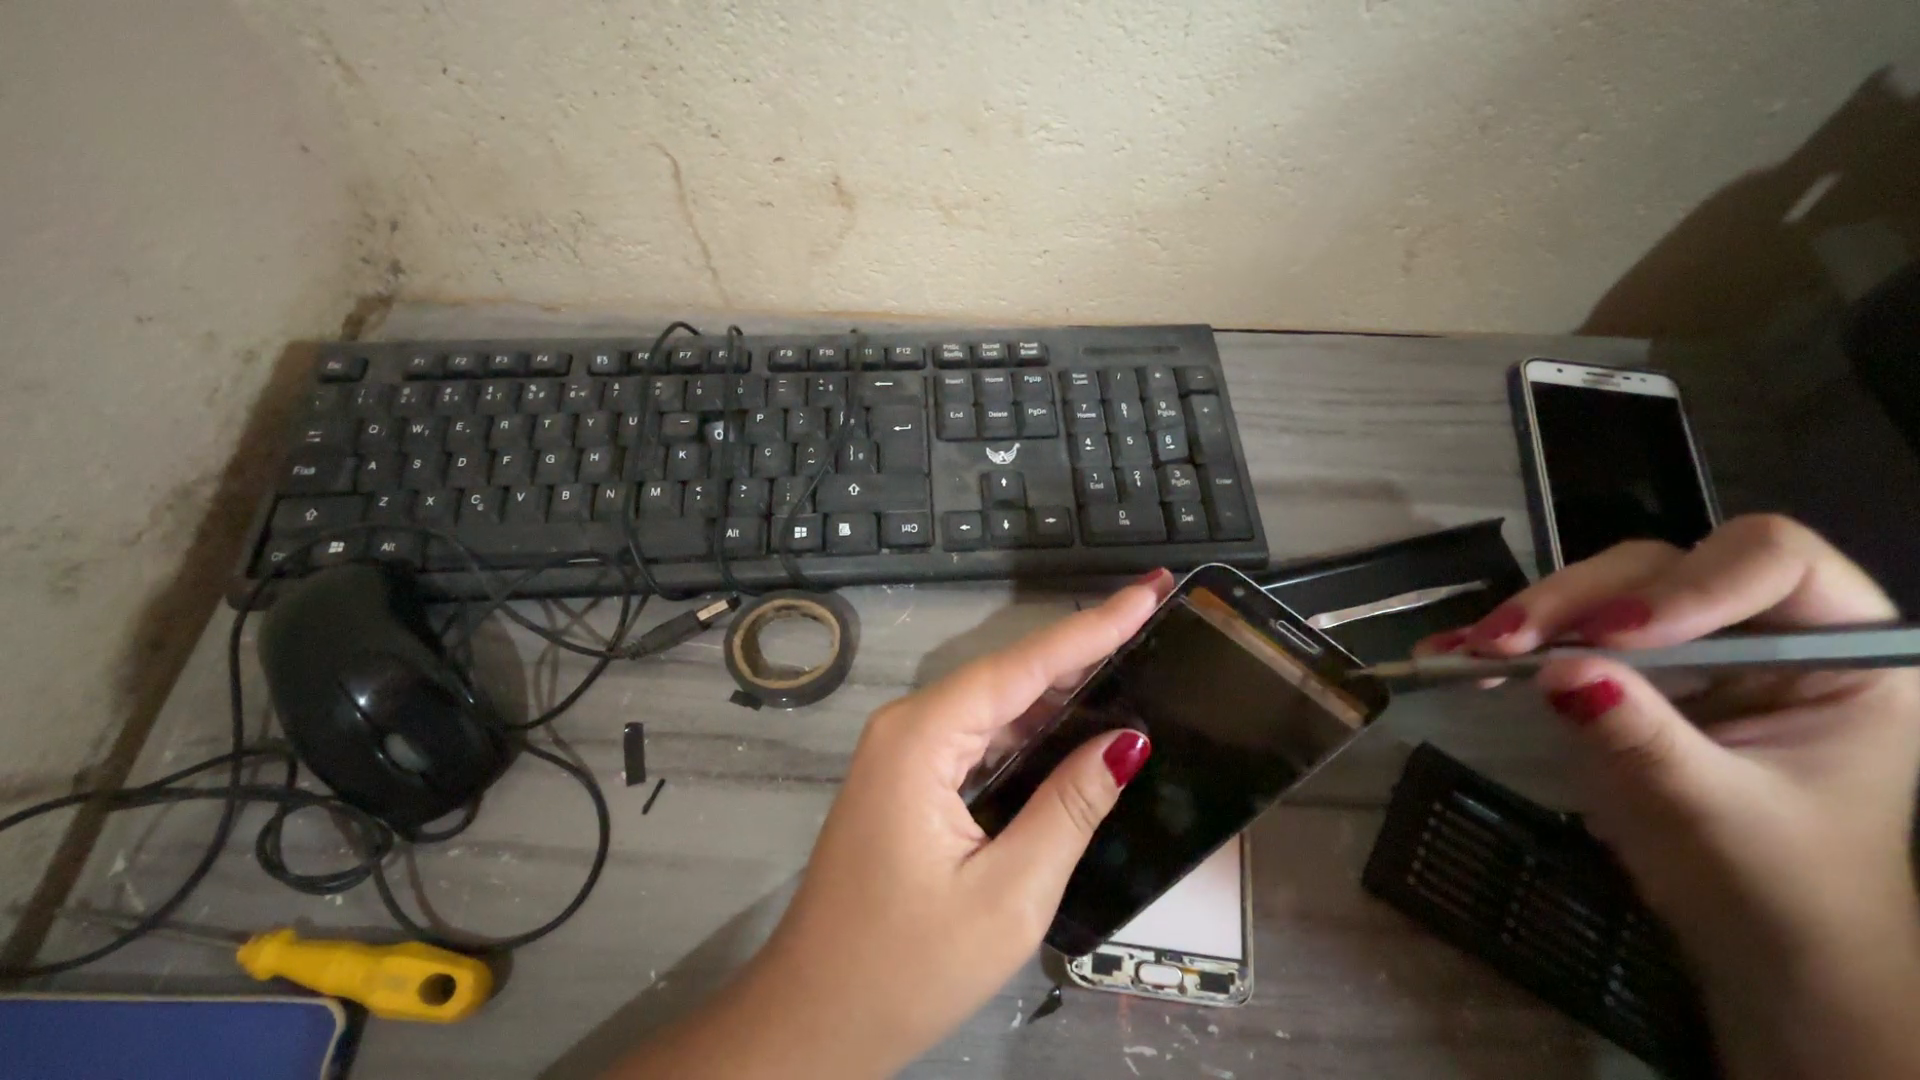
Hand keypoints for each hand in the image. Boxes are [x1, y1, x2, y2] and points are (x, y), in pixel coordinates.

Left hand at [610, 572, 1170, 1079]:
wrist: (815, 1017)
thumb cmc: (908, 967)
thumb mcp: (1008, 896)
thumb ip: (1069, 808)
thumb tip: (1127, 741)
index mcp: (922, 741)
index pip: (1021, 667)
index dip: (1092, 627)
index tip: (1148, 590)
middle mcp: (908, 729)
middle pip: (1008, 676)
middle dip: (1083, 645)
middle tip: (1154, 612)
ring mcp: (905, 754)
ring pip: (995, 706)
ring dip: (1061, 686)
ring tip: (1132, 656)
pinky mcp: (910, 781)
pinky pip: (980, 738)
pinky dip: (1032, 728)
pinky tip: (1078, 721)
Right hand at [1420, 515, 1919, 1079]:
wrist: (1760, 949)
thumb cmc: (1780, 891)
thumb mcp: (1718, 814)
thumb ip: (1647, 739)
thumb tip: (1560, 674)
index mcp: (1840, 656)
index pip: (1773, 563)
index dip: (1691, 584)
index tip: (1617, 638)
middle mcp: (1762, 632)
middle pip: (1662, 567)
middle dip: (1578, 600)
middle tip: (1505, 641)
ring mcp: (1688, 649)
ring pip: (1600, 591)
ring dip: (1532, 617)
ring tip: (1470, 652)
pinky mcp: (1627, 671)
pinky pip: (1563, 635)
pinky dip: (1507, 644)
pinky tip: (1454, 656)